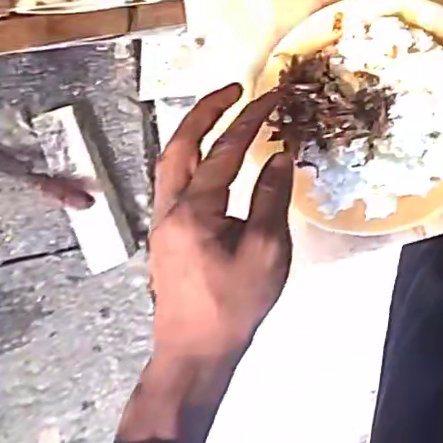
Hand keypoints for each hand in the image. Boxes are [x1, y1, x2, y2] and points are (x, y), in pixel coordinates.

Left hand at [118, 84, 292, 442]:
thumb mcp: (266, 250)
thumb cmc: (234, 304)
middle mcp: (170, 209)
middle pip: (181, 145)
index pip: (225, 151)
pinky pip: (175, 178)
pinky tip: (213, 154)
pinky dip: (193, 154)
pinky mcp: (167, 233)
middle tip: (235, 88)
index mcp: (194, 211)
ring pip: (172, 161)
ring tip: (223, 110)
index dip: (251, 119)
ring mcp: (163, 221)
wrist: (194, 354)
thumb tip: (279, 156)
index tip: (274, 95)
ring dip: (196, 130)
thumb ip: (271, 198)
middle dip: (207, 111)